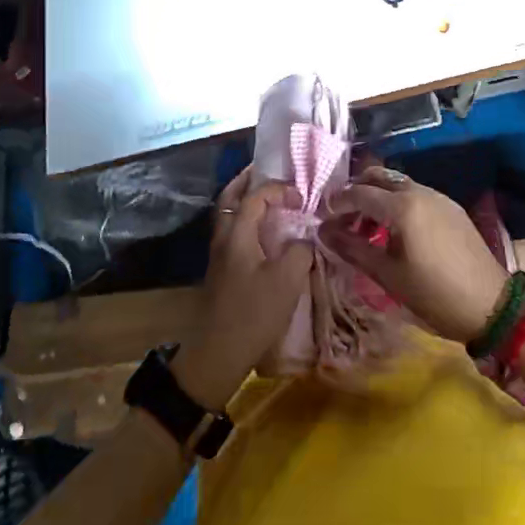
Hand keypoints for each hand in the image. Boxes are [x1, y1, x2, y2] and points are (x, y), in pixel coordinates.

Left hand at [173, 167, 310, 409]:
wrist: (219, 352)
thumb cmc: (254, 312)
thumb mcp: (288, 279)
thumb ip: (300, 250)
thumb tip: (305, 240)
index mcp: (238, 235)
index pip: (255, 196)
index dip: (279, 189)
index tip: (302, 196)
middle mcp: (223, 238)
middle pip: (230, 198)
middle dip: (248, 181)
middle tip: (268, 171)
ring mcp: (219, 256)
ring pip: (229, 216)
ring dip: (246, 200)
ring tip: (270, 198)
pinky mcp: (222, 272)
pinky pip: (234, 233)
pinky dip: (248, 221)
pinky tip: (265, 232)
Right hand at [319, 167, 508, 343]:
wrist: (490, 305)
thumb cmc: (433, 294)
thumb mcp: (388, 275)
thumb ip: (353, 248)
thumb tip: (323, 231)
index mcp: (403, 206)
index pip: (359, 193)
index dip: (337, 203)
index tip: (323, 218)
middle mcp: (421, 192)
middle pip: (379, 178)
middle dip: (357, 192)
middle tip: (343, 218)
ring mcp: (440, 198)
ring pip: (399, 185)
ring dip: (378, 198)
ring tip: (366, 229)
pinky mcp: (452, 208)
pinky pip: (417, 195)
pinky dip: (398, 204)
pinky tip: (394, 232)